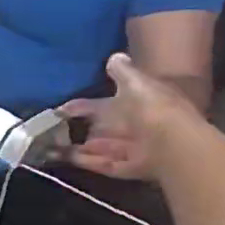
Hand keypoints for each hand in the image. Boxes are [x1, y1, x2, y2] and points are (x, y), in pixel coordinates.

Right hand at [59, 53, 201, 179]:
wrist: (173, 144)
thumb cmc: (153, 109)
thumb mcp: (137, 82)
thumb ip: (123, 71)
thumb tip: (115, 56)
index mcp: (135, 105)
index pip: (103, 104)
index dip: (81, 106)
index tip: (60, 108)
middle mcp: (133, 127)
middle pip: (102, 128)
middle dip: (80, 128)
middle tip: (52, 130)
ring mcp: (130, 149)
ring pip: (100, 147)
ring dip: (78, 147)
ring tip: (51, 146)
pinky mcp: (127, 168)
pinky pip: (102, 164)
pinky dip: (85, 162)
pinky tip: (63, 158)